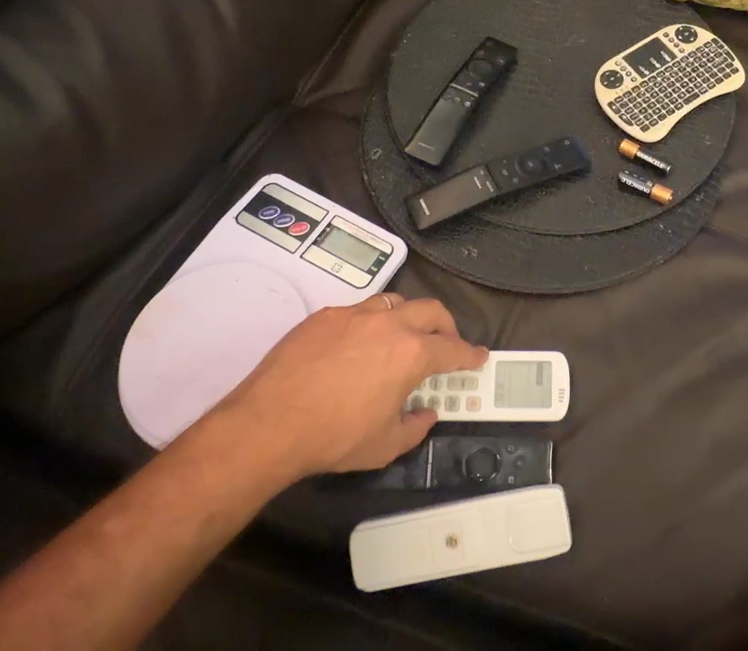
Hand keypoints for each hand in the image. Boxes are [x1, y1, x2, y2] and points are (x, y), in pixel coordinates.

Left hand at [210, 293, 487, 477]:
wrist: (268, 424)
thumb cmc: (334, 438)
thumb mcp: (385, 445)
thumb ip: (414, 427)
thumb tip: (425, 414)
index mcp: (410, 354)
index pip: (452, 349)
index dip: (470, 354)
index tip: (478, 356)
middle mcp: (387, 324)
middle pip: (430, 311)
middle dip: (446, 326)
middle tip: (447, 343)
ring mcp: (353, 315)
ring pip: (394, 302)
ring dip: (409, 316)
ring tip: (405, 335)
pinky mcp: (323, 317)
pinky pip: (357, 311)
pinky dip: (370, 324)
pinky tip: (359, 345)